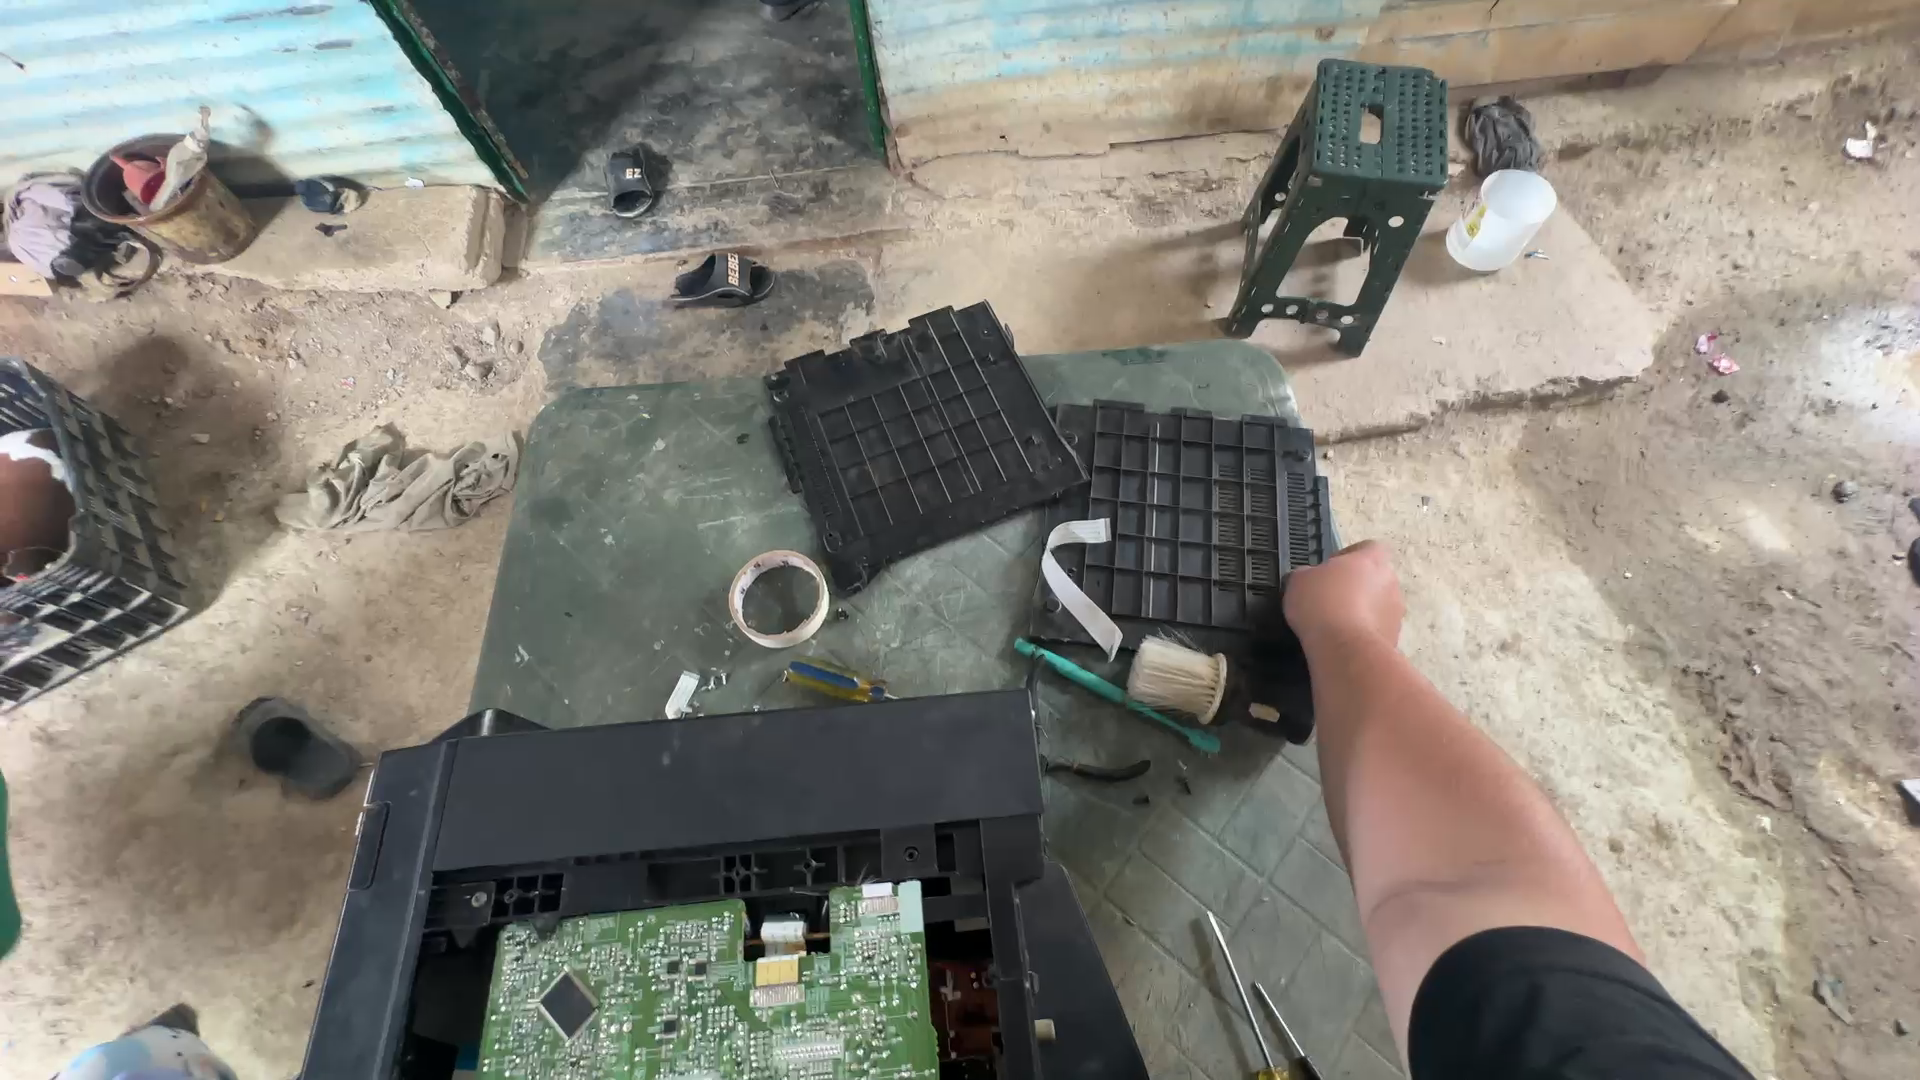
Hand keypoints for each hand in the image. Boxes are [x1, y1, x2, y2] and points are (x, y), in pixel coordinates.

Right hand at [1284, 540, 1404, 651]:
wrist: (1343, 647)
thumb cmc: (1321, 603)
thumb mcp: (1298, 579)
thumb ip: (1308, 574)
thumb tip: (1310, 578)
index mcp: (1371, 560)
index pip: (1369, 547)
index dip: (1349, 556)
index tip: (1330, 570)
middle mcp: (1390, 582)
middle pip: (1374, 577)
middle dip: (1355, 586)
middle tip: (1328, 598)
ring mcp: (1396, 611)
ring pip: (1377, 604)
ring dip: (1360, 610)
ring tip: (1333, 623)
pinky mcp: (1394, 636)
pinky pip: (1375, 628)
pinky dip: (1361, 631)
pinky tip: (1340, 640)